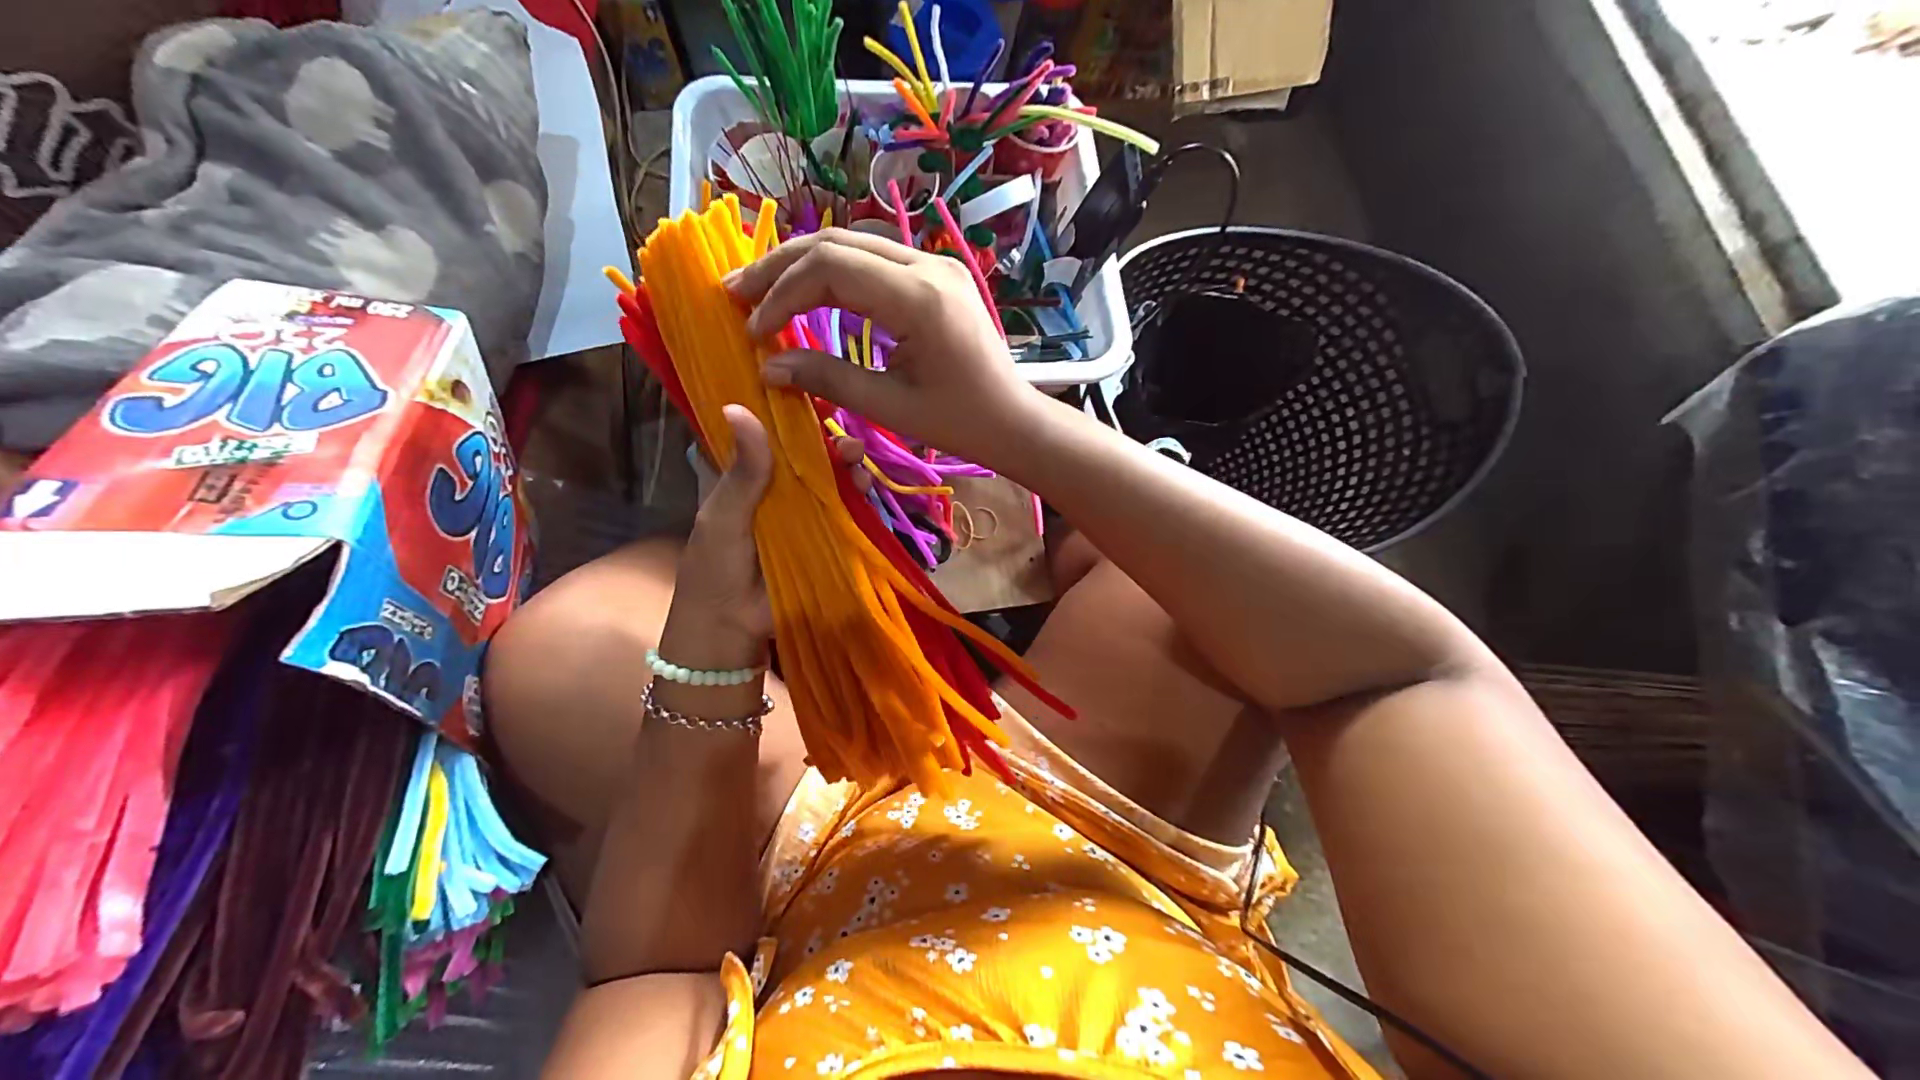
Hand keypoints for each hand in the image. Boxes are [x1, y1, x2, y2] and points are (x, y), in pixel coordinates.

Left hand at [662, 404, 868, 670]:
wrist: (732, 624)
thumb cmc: (714, 565)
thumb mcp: (723, 514)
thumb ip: (741, 469)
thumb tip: (738, 407)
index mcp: (743, 474)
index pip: (765, 432)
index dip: (782, 408)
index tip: (804, 384)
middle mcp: (776, 486)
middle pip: (805, 450)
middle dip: (826, 436)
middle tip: (841, 430)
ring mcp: (803, 510)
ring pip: (829, 476)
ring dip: (845, 463)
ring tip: (855, 458)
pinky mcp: (825, 533)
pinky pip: (844, 508)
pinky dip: (857, 495)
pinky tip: (864, 485)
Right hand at [724, 228, 1046, 468]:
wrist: (1012, 418)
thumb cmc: (959, 421)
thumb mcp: (890, 407)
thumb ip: (827, 379)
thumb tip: (768, 368)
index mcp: (919, 299)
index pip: (831, 268)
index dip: (783, 293)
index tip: (755, 330)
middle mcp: (928, 266)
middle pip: (837, 242)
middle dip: (781, 267)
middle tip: (736, 293)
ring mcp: (936, 264)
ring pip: (854, 243)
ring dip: (804, 264)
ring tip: (760, 289)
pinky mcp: (937, 273)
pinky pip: (874, 259)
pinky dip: (834, 273)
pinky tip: (808, 292)